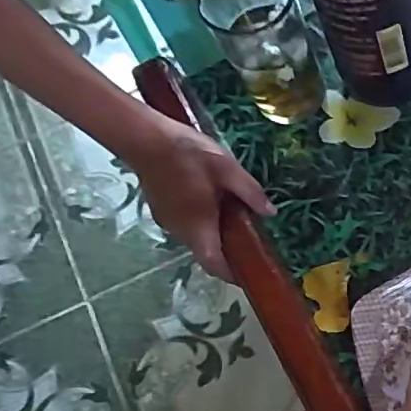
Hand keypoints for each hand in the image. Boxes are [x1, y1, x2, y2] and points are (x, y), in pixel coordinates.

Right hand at [130, 120, 274, 280]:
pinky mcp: (160, 210)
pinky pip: (186, 226)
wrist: (141, 135)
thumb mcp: (226, 168)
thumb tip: (270, 213)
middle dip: (228, 253)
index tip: (250, 275)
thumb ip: (250, 192)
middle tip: (251, 242)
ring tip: (236, 221)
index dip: (231, 275)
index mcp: (197, 227)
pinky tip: (213, 206)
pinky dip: (202, 224)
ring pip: (196, 240)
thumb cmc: (186, 153)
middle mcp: (179, 231)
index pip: (214, 264)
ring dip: (215, 236)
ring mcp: (167, 222)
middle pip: (206, 253)